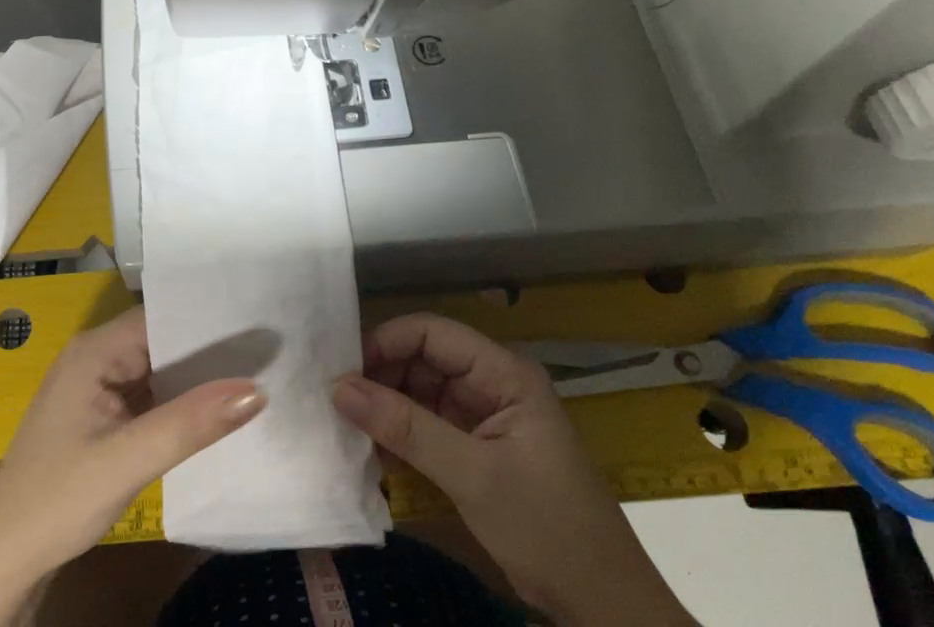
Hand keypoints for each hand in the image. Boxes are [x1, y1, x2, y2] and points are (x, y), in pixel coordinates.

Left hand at [0, 306, 265, 625]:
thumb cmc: (56, 500)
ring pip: (160, 370)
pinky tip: (221, 410)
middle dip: (211, 350)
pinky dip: (182, 403)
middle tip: (273, 354)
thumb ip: (189, 424)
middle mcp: (95, 359)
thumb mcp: (126, 461)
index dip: (209, 321)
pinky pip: (151, 396)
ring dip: (199, 378)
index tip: (262, 327)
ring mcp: (98, 389)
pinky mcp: (103, 417)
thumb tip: (256, 389)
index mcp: (93, 353)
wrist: (6, 559)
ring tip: (261, 375)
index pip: (161, 317)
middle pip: (163, 341)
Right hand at [331, 313, 692, 626]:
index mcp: (504, 374)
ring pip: (417, 392)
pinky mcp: (473, 449)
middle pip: (421, 359)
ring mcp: (481, 417)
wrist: (599, 599)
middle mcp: (491, 385)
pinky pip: (423, 426)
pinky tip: (368, 452)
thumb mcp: (473, 475)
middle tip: (335, 405)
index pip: (432, 333)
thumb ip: (406, 428)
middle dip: (378, 377)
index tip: (342, 373)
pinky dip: (397, 435)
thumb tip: (338, 387)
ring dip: (383, 408)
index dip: (385, 343)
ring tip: (344, 428)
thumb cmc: (546, 526)